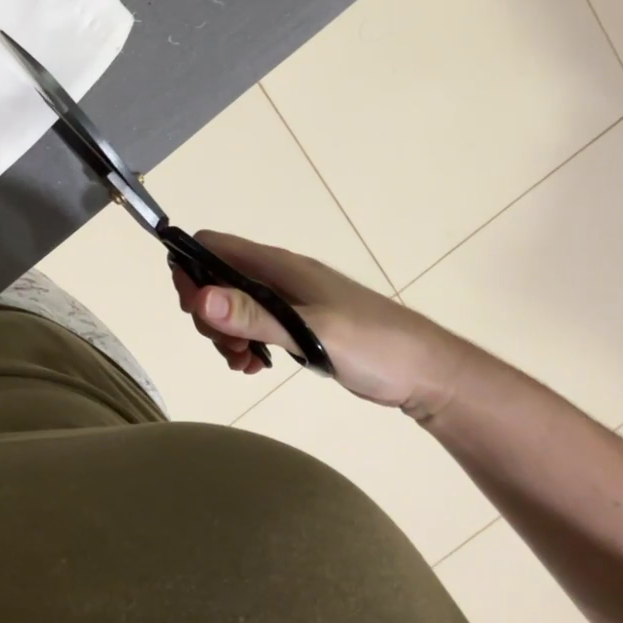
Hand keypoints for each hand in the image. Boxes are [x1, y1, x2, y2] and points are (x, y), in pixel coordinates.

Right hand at [171, 230, 480, 415]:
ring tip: (243, 362)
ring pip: (229, 307)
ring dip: (223, 333)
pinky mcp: (295, 325)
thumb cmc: (376, 346)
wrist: (431, 375)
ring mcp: (286, 301)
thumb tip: (199, 298)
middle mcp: (277, 277)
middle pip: (214, 280)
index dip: (191, 269)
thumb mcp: (311, 331)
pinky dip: (242, 344)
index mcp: (279, 267)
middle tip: (226, 345)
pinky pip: (250, 326)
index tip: (194, 309)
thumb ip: (255, 316)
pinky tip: (254, 367)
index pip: (212, 246)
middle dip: (207, 313)